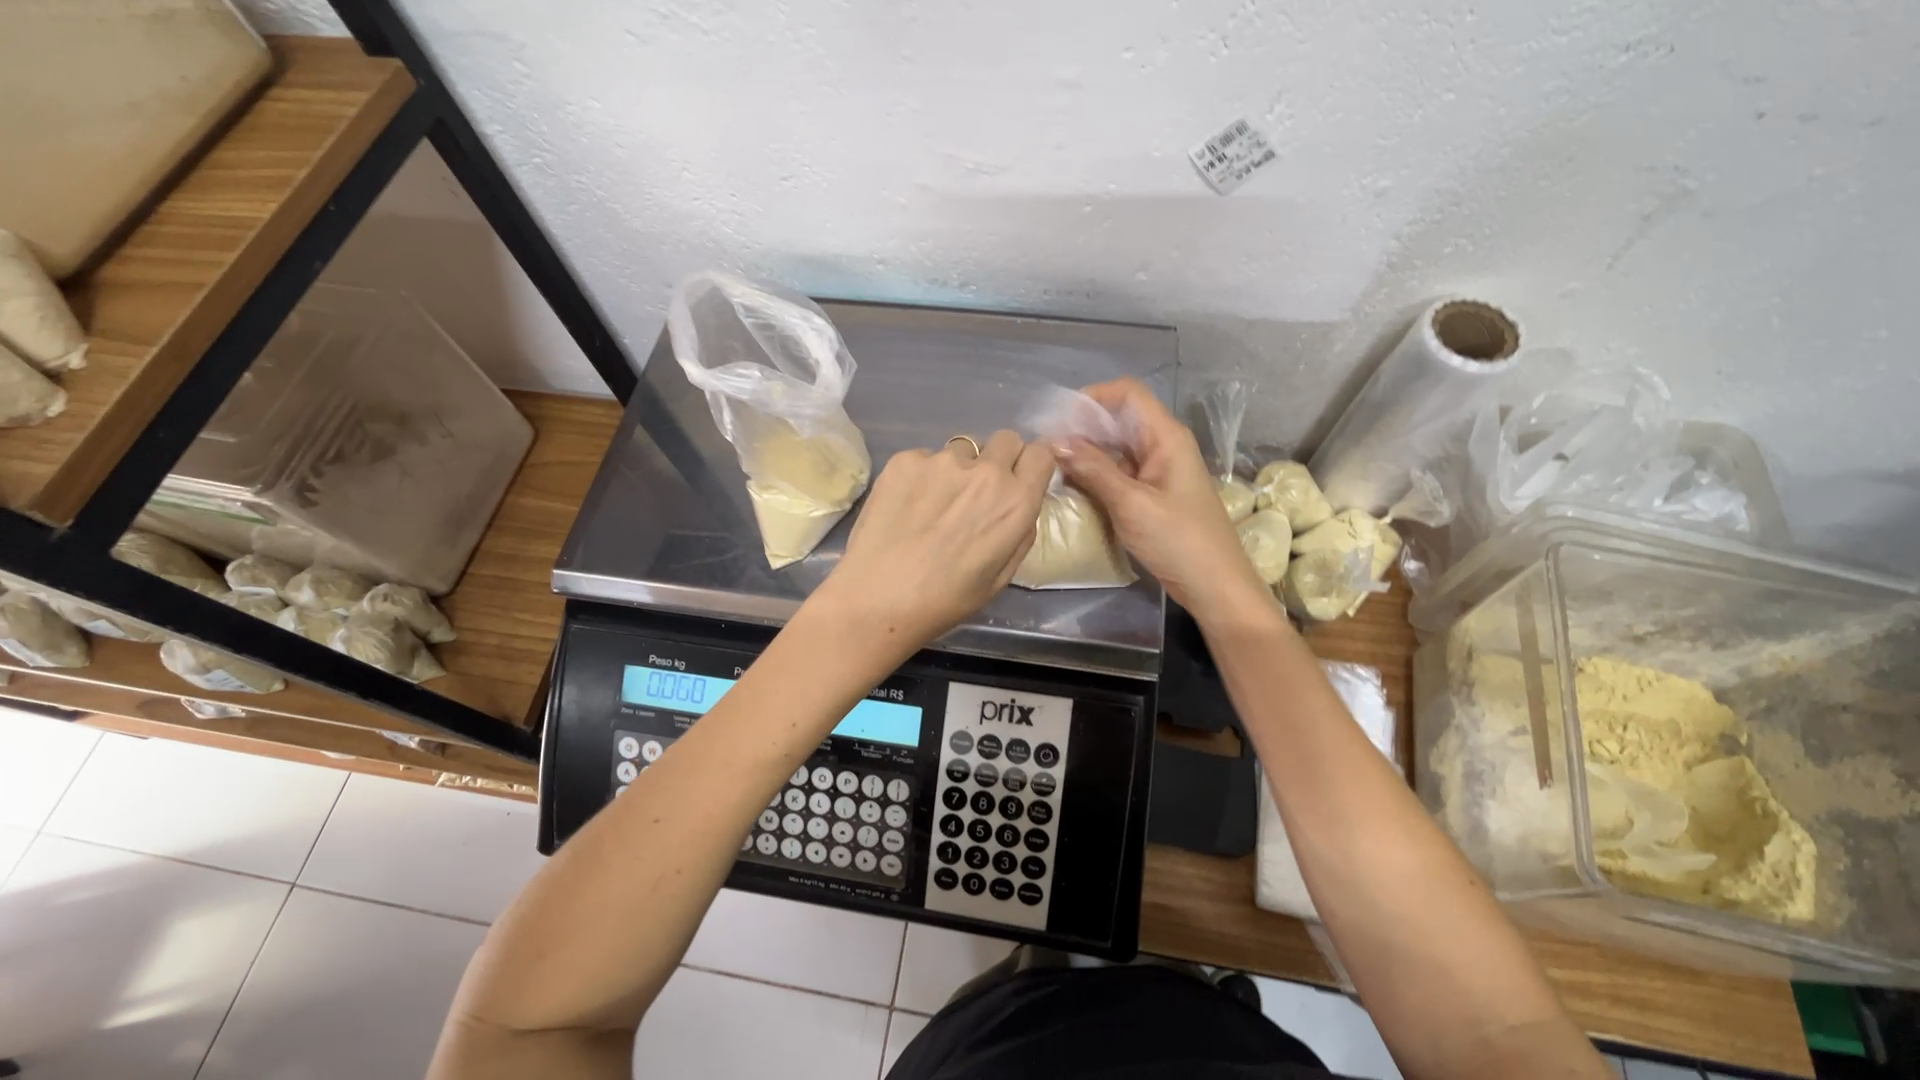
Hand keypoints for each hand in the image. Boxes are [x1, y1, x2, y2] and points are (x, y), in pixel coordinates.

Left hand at [815, 430, 1053, 653]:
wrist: (878, 598)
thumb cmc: (946, 600)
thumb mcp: (1001, 577)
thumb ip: (1020, 533)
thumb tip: (1017, 507)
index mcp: (1015, 502)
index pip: (1041, 454)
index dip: (1031, 465)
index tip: (1019, 479)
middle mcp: (985, 471)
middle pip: (1005, 440)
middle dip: (999, 459)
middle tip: (978, 491)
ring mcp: (942, 461)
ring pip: (962, 451)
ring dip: (957, 470)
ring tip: (933, 506)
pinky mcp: (904, 460)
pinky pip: (924, 459)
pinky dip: (921, 477)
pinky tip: (906, 507)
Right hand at [1055, 378, 1270, 621]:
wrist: (1215, 586)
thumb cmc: (1179, 541)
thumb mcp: (1131, 505)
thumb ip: (1093, 470)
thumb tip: (1056, 442)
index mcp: (1166, 437)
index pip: (1127, 394)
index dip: (1092, 397)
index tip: (1058, 418)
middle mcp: (1163, 445)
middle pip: (1119, 418)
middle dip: (1082, 427)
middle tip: (1046, 446)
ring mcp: (1158, 470)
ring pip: (1116, 446)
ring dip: (1086, 451)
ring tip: (1053, 465)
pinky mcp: (1152, 493)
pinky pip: (1119, 471)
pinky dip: (1096, 473)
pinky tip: (1072, 485)